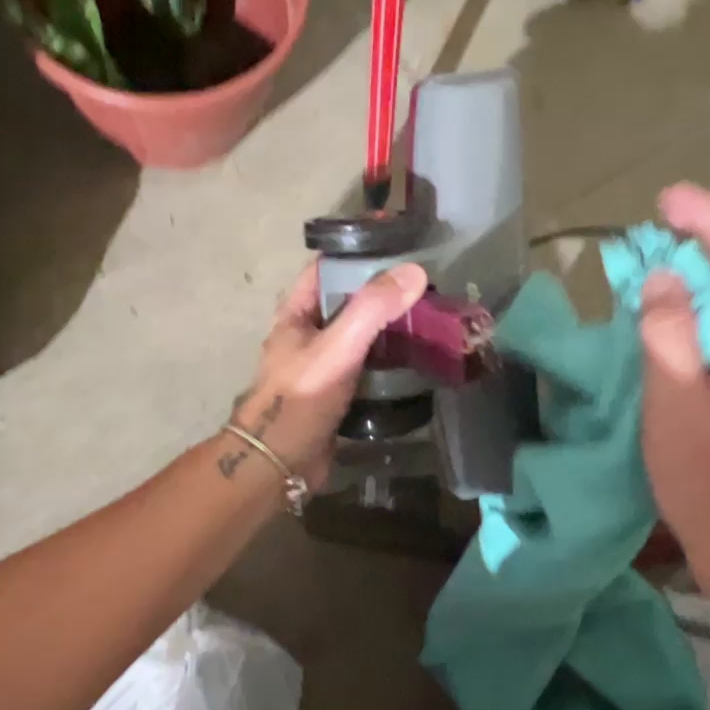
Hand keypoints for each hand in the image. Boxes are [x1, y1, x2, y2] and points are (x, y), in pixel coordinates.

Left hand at [229, 261, 428, 491]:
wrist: (280, 463)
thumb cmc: (300, 398)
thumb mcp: (337, 346)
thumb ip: (371, 309)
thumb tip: (414, 272)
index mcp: (296, 315)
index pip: (325, 270)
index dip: (356, 254)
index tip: (397, 246)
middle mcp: (307, 336)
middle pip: (346, 302)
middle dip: (380, 292)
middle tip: (424, 286)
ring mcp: (321, 366)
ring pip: (358, 336)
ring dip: (387, 328)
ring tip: (429, 317)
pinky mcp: (336, 394)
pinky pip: (365, 368)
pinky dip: (388, 361)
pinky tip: (416, 359)